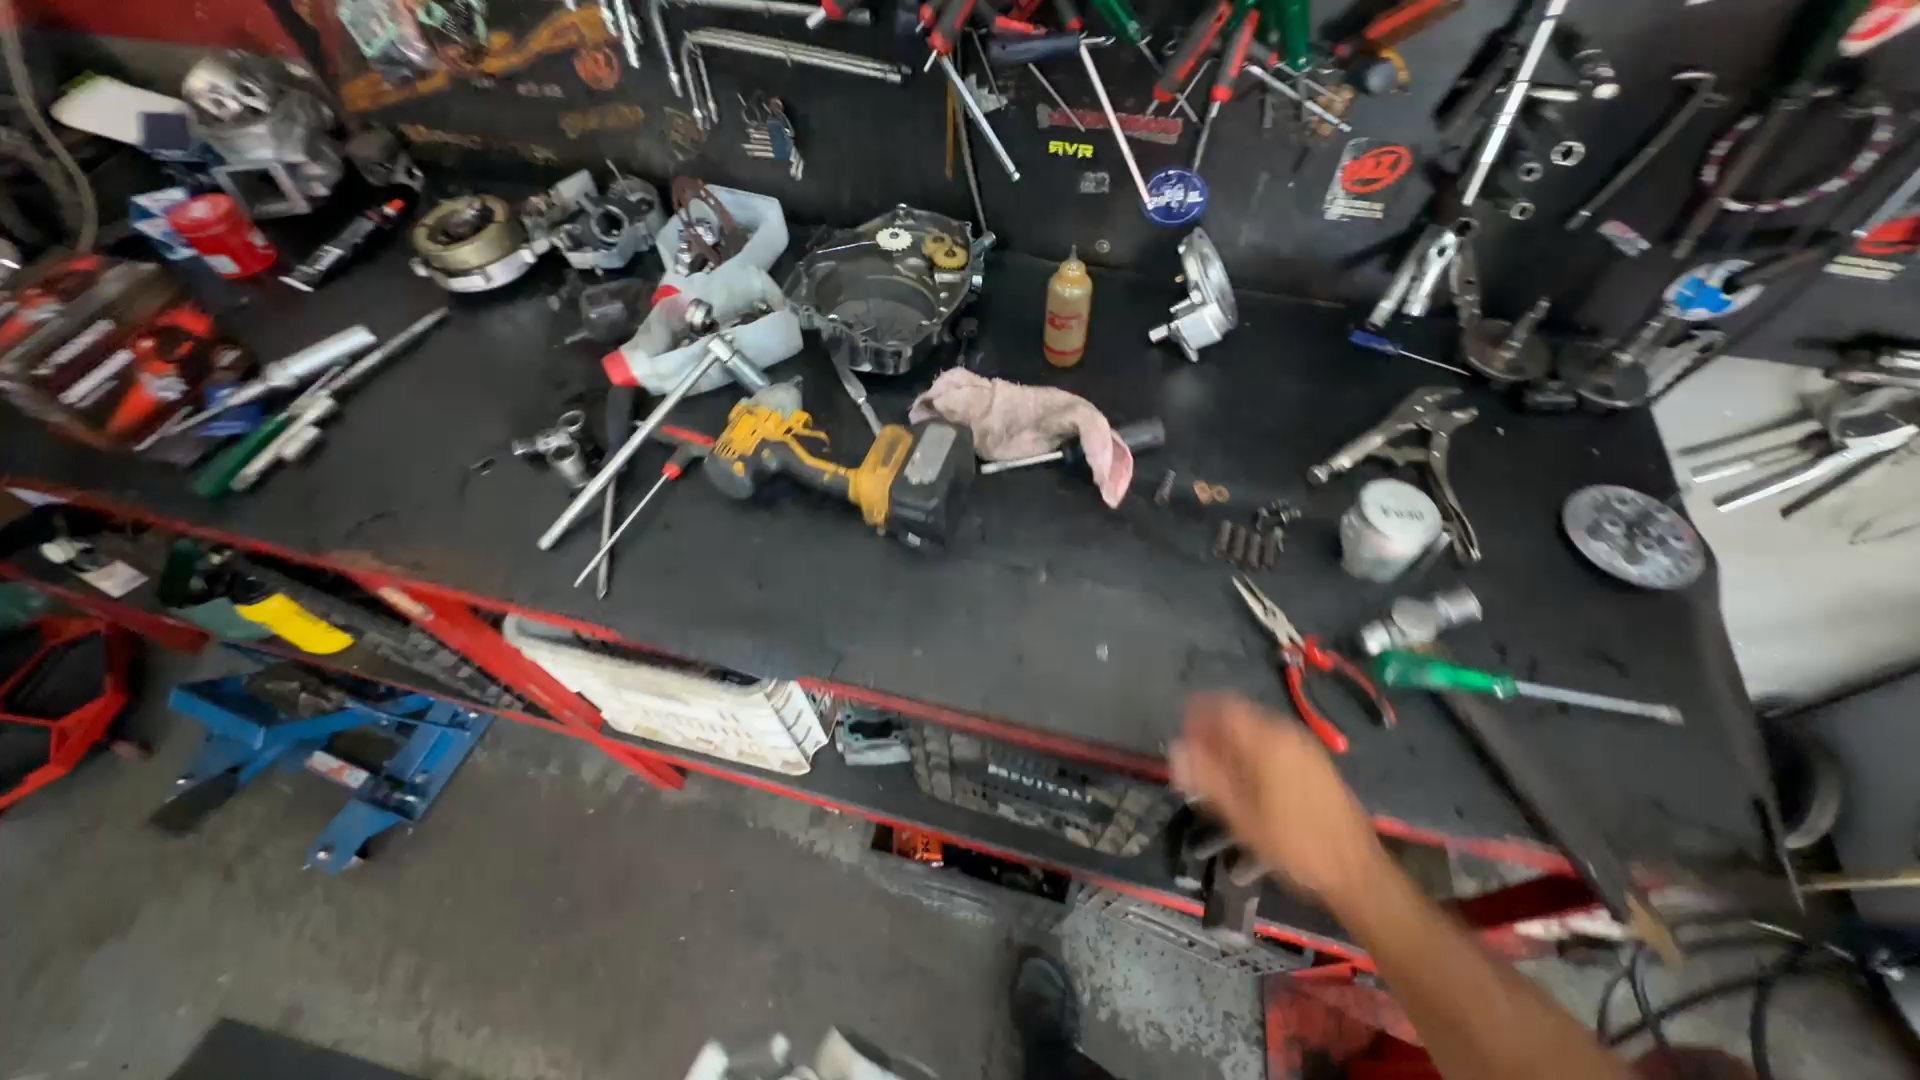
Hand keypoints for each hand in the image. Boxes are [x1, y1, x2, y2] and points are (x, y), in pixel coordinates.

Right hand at [1169, 692, 1390, 906]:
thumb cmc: (1294, 845)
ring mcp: (1306, 748)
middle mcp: (1288, 734)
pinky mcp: (1316, 764)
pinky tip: (1247, 780)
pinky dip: (1253, 752)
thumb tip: (1177, 750)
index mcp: (1267, 741)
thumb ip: (1207, 778)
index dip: (1197, 713)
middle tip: (1194, 755)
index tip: (1180, 731)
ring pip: (1258, 731)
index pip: (1224, 707)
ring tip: (1215, 771)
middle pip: (1241, 716)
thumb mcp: (1242, 816)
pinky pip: (1275, 744)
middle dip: (1213, 730)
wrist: (1356, 870)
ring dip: (1232, 742)